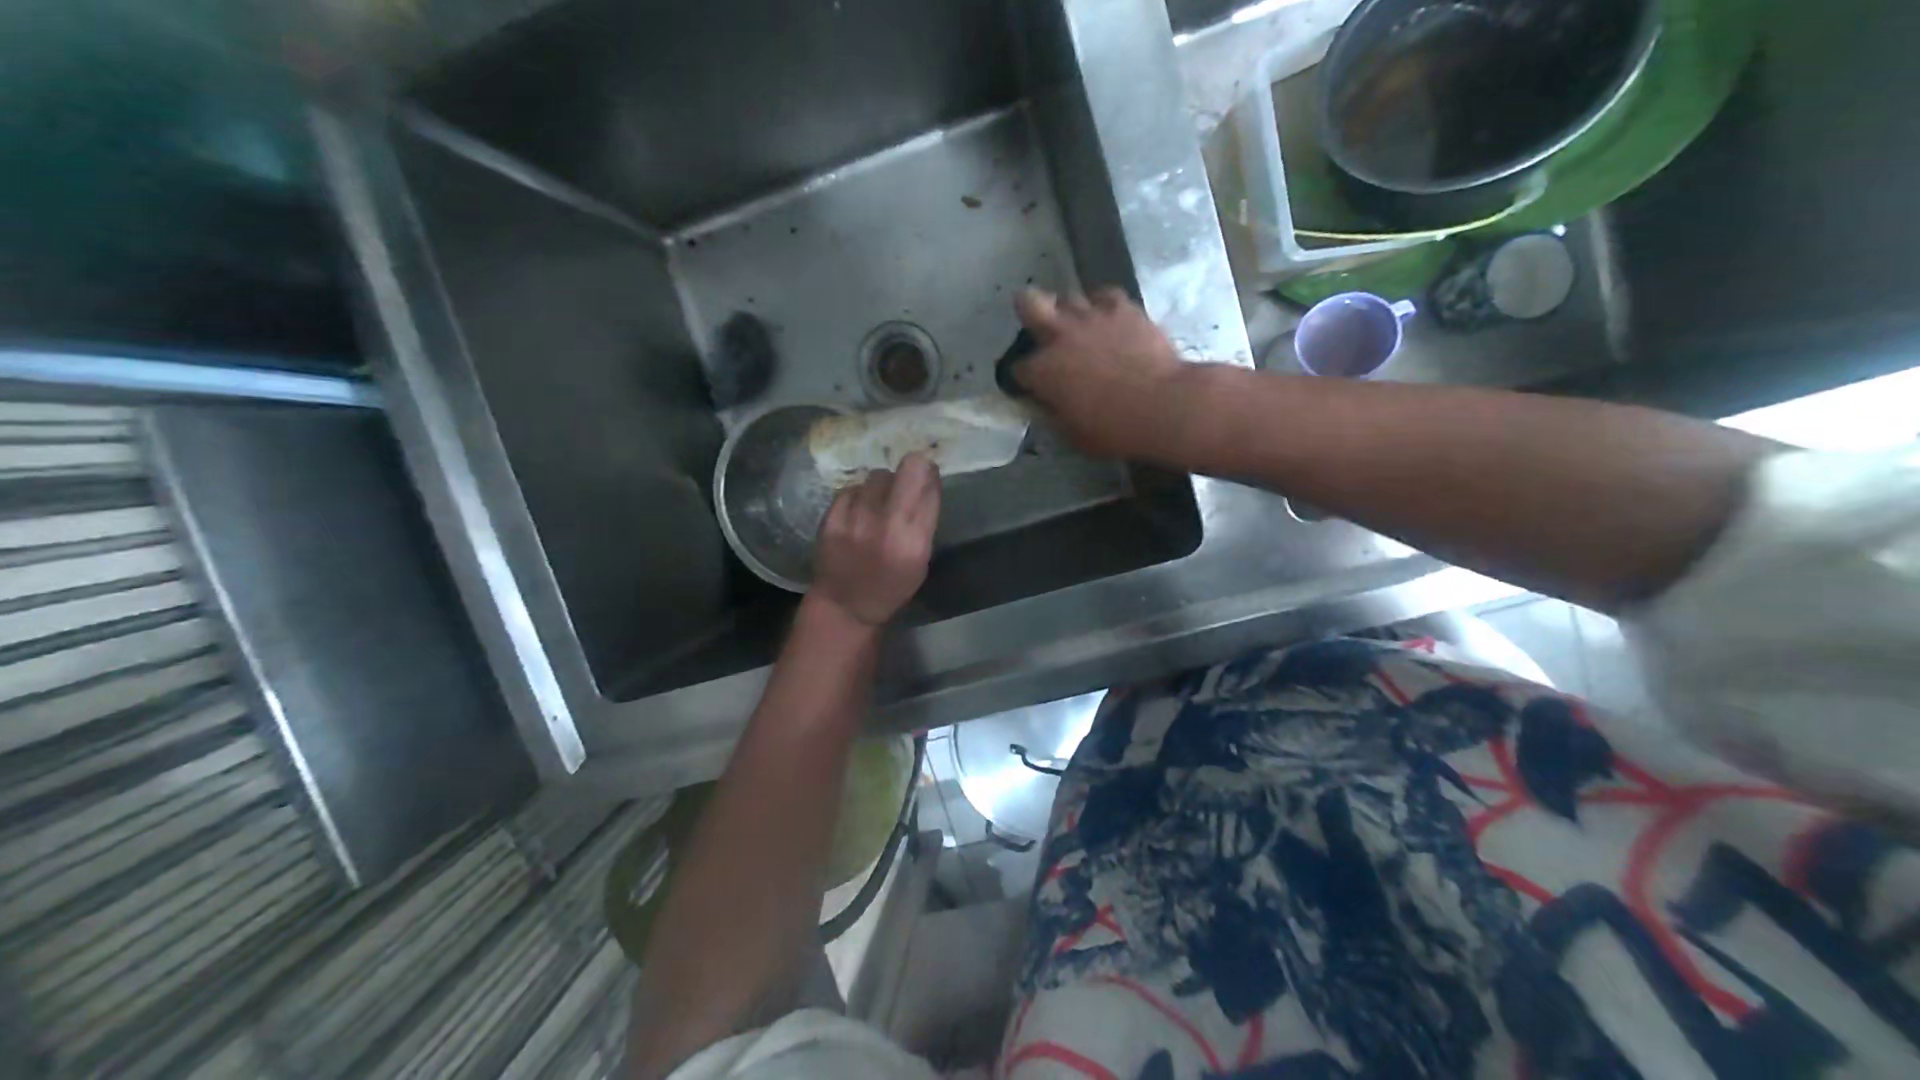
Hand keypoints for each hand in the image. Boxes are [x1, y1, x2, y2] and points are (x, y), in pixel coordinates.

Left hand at [811, 452, 940, 626]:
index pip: (928, 484)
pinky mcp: (831, 518)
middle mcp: (886, 524)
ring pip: (876, 476)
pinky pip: (851, 490)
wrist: (845, 606)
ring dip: (882, 486)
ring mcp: (855, 519)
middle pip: (906, 469)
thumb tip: (929, 477)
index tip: (926, 474)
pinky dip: (858, 497)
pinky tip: (857, 514)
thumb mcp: (921, 560)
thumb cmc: (891, 585)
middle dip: (910, 469)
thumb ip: (925, 520)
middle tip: (906, 481)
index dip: (928, 473)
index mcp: (914, 540)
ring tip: (878, 504)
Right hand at [1011, 287, 1196, 460]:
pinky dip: (1103, 305)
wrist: (1162, 405)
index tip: (1034, 386)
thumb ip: (1054, 414)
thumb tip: (1047, 404)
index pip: (1019, 369)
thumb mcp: (1073, 434)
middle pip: (1028, 304)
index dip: (1025, 378)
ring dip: (1069, 310)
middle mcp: (1060, 336)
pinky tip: (1109, 317)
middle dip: (1028, 310)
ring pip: (1068, 297)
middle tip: (1039, 323)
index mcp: (1042, 372)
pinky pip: (1104, 296)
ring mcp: (1092, 317)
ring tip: (1080, 324)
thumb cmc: (1114, 429)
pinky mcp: (1123, 308)